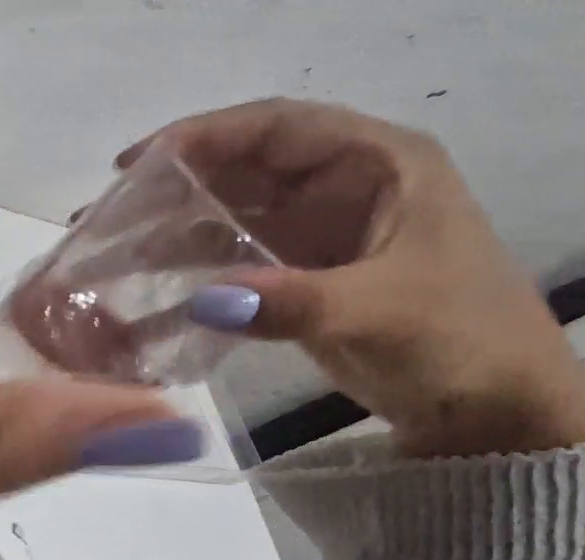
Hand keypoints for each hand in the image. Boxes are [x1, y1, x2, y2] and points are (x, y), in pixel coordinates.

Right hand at [134, 99, 584, 457]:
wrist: (486, 405)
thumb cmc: (456, 336)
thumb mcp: (376, 311)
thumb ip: (290, 302)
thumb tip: (201, 300)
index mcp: (378, 166)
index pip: (279, 129)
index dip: (204, 136)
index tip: (134, 165)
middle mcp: (340, 190)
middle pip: (240, 172)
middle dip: (168, 190)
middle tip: (98, 219)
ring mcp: (315, 237)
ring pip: (226, 219)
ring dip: (165, 236)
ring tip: (101, 257)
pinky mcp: (294, 280)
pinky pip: (227, 265)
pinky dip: (183, 277)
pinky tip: (137, 298)